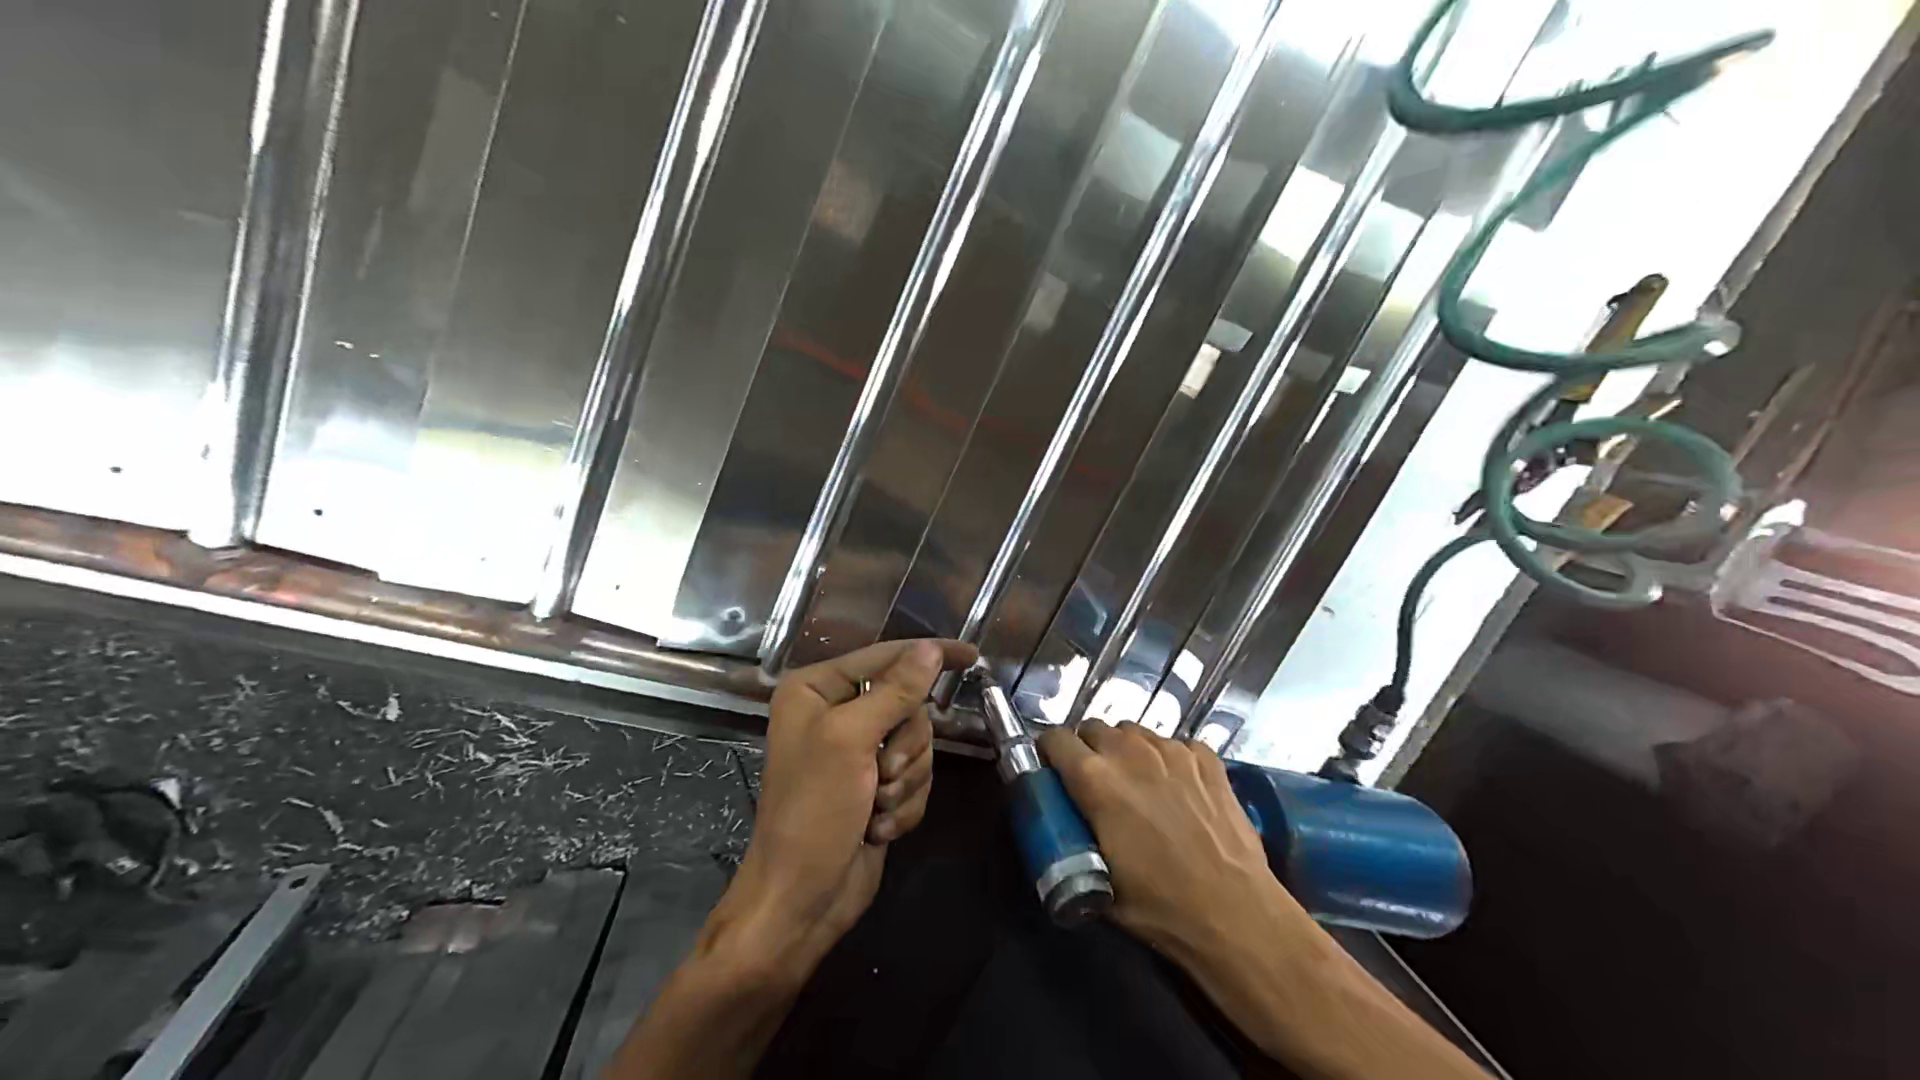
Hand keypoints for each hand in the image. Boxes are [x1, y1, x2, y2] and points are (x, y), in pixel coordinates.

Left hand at [612, 638, 976, 1078]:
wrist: (801, 900)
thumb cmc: (813, 811)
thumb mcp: (851, 741)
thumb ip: (895, 692)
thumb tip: (929, 650)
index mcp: (817, 690)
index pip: (885, 656)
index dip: (929, 654)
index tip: (972, 656)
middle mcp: (837, 714)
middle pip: (909, 705)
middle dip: (906, 746)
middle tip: (882, 774)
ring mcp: (859, 753)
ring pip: (918, 744)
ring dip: (905, 781)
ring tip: (875, 807)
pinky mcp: (876, 787)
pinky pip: (916, 778)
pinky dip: (905, 804)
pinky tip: (878, 828)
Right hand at [1039, 722, 1486, 1079]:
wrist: (1235, 912)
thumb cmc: (1158, 904)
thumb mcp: (1096, 875)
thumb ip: (1074, 835)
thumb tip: (1065, 826)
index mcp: (1094, 778)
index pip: (1054, 738)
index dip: (1049, 752)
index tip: (1053, 768)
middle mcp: (1129, 751)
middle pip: (1094, 727)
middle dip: (1089, 748)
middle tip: (1097, 780)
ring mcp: (1172, 750)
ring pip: (1134, 731)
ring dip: (1128, 750)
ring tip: (1139, 781)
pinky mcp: (1207, 758)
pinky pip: (1176, 744)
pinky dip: (1171, 759)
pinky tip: (1180, 787)